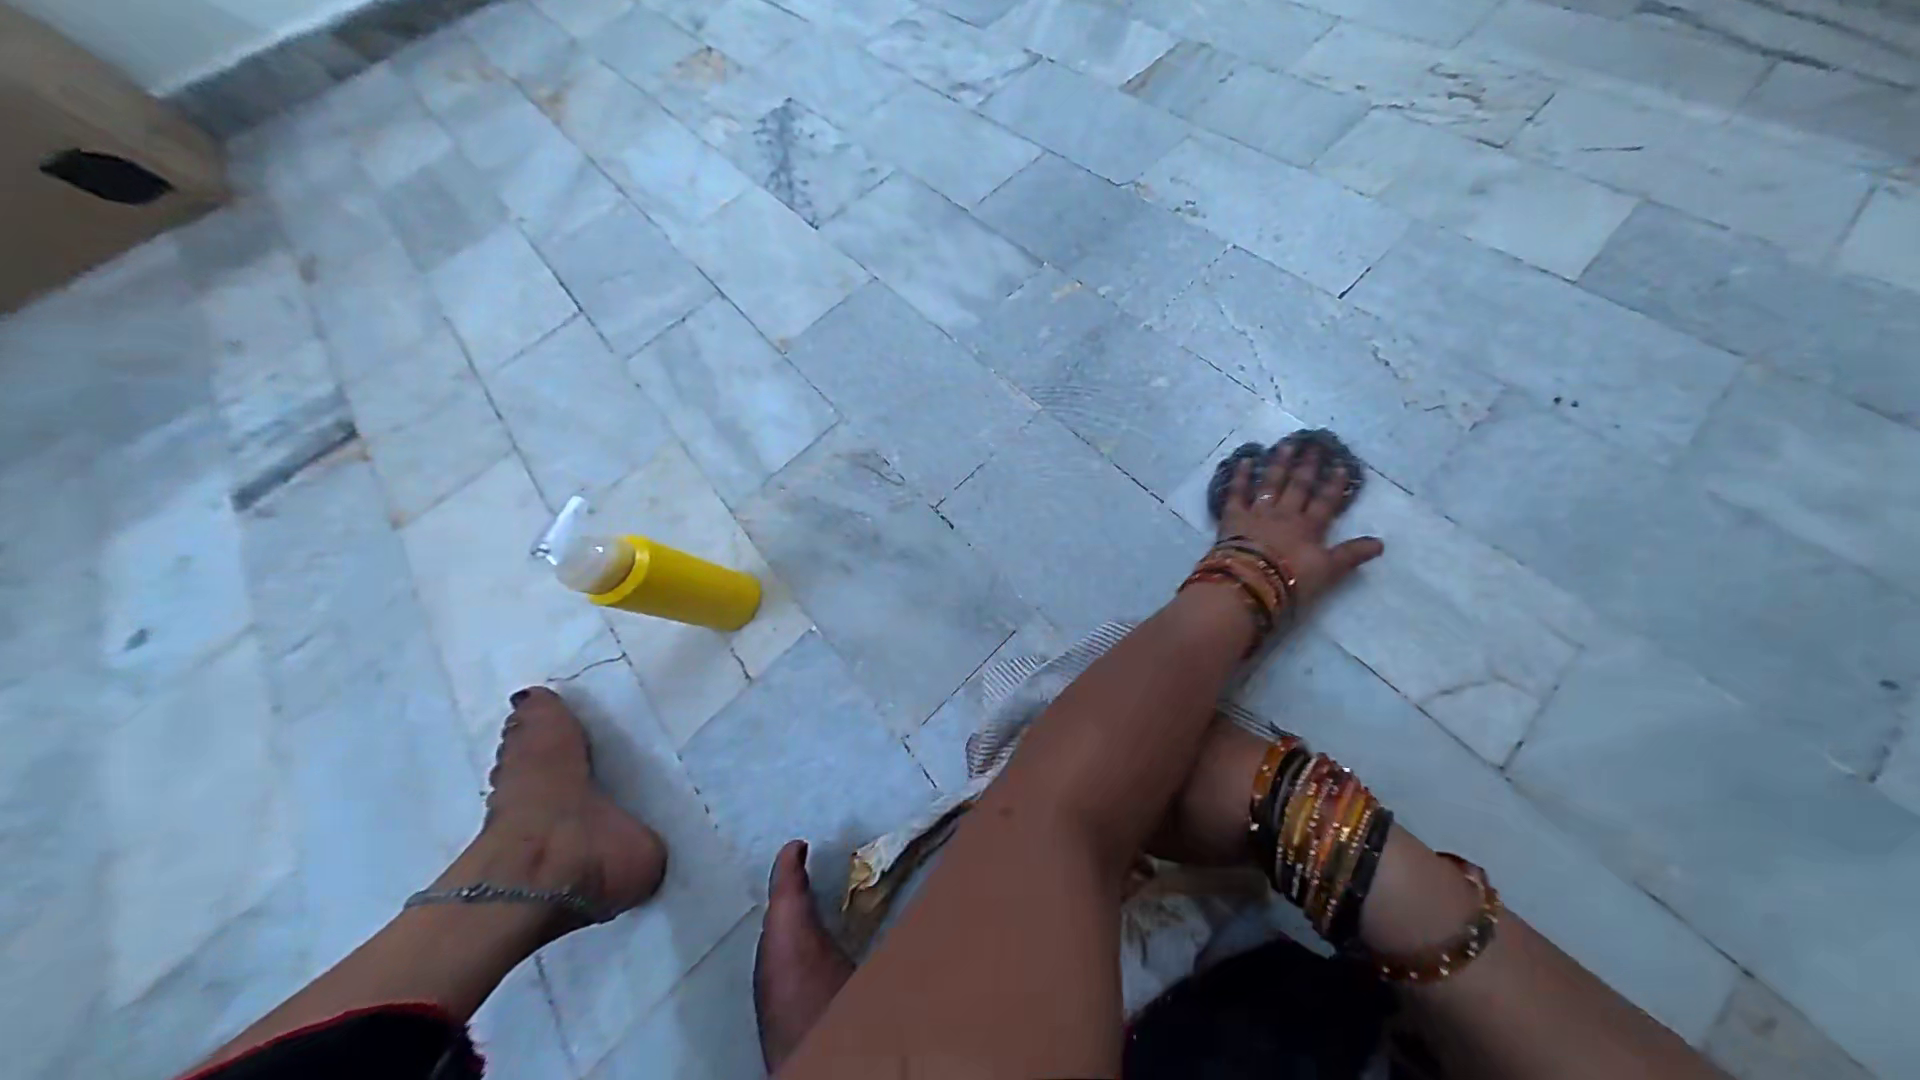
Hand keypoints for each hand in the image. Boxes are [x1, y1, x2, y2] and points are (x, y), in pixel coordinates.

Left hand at [1216, 442, 1382, 608]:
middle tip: (1315, 445)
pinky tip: (1245, 460)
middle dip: (1309, 466)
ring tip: (1286, 444)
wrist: (1249, 581)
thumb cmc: (1290, 579)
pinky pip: (1236, 492)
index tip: (1341, 465)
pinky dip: (1240, 475)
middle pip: (1299, 486)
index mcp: (1308, 527)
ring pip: (1271, 483)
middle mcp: (1284, 514)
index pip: (1325, 502)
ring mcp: (1258, 512)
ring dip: (1279, 464)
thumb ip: (1351, 555)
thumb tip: (1380, 543)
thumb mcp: (1327, 571)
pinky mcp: (1233, 516)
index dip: (1334, 485)